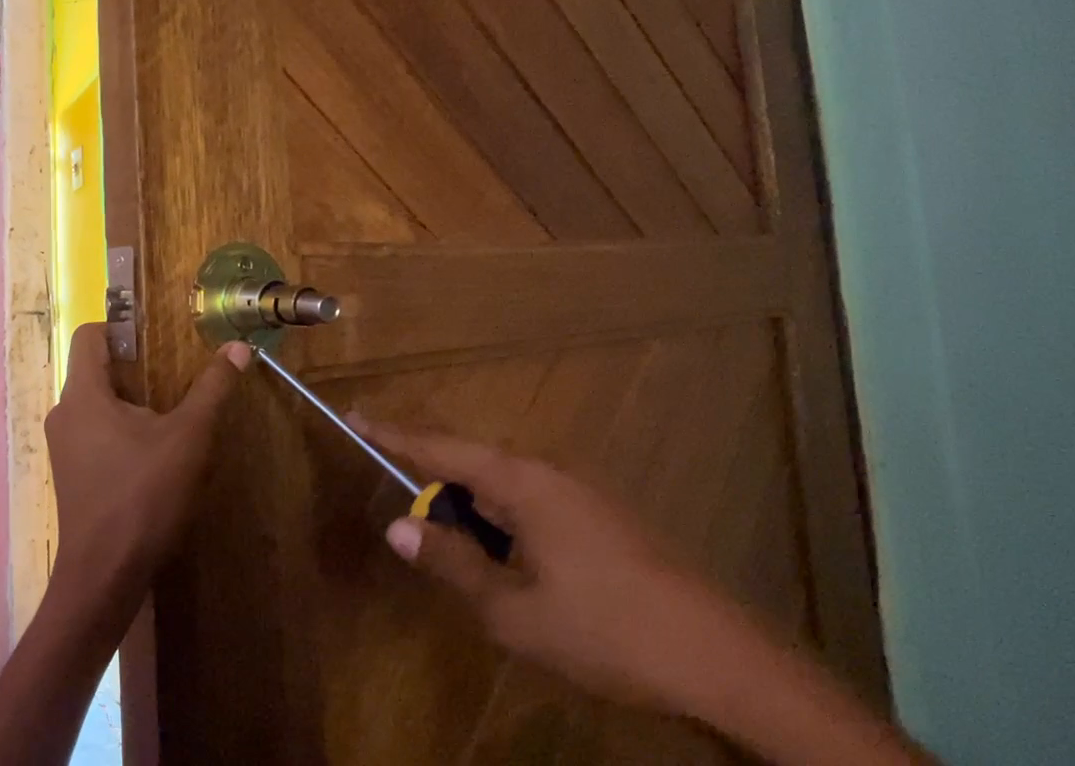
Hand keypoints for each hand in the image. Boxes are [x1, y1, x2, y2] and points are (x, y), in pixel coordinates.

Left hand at [45, 324, 249, 587]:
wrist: (105, 573)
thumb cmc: (144, 495)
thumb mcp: (188, 437)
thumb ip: (212, 388)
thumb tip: (238, 347)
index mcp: (82, 394)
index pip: (88, 335)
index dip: (121, 327)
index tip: (158, 339)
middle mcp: (64, 414)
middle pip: (95, 370)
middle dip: (136, 368)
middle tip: (177, 376)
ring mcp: (64, 448)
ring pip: (96, 405)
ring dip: (131, 402)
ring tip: (172, 415)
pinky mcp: (71, 475)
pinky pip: (94, 434)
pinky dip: (121, 431)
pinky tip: (155, 453)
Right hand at [347, 416, 779, 714]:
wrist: (720, 659)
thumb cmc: (605, 630)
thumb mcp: (513, 609)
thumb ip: (452, 562)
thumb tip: (399, 526)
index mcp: (521, 483)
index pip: (440, 448)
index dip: (392, 436)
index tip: (354, 416)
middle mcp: (548, 474)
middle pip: (470, 464)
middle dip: (431, 482)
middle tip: (401, 513)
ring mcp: (579, 494)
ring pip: (502, 489)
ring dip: (469, 512)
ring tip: (451, 551)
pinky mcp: (599, 519)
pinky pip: (529, 506)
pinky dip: (500, 525)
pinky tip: (503, 564)